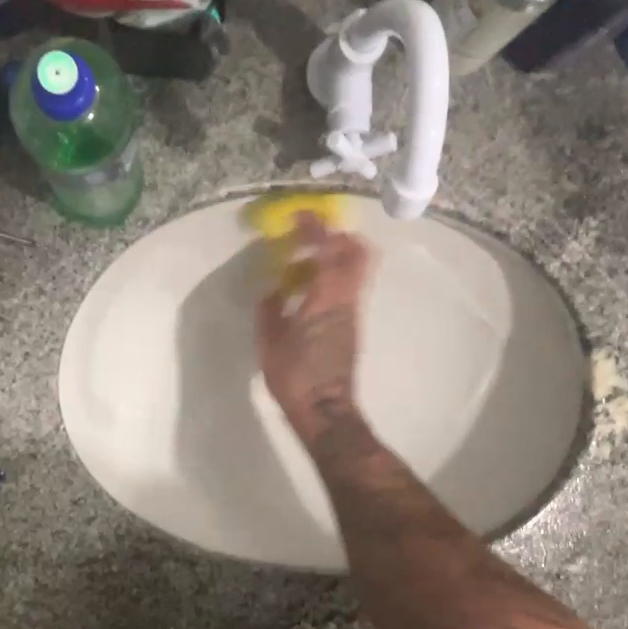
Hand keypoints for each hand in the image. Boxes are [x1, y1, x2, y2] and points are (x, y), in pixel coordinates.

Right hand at [256, 212, 374, 440]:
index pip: (328, 249)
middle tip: (313, 236)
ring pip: (357, 270)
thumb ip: (269, 311)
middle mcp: (347, 300)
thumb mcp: (270, 344)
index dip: (315, 228)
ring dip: (337, 257)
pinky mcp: (353, 327)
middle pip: (358, 252)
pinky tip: (311, 291)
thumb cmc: (295, 378)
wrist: (326, 411)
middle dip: (338, 236)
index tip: (299, 217)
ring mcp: (353, 313)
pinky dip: (334, 278)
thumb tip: (272, 291)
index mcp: (326, 299)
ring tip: (309, 262)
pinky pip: (349, 288)